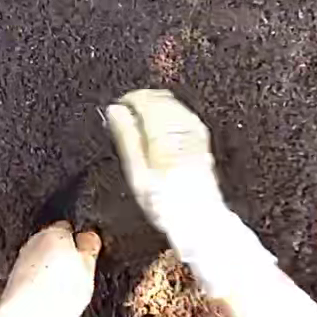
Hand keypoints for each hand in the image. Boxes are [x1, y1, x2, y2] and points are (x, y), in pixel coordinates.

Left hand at [0, 222, 100, 316]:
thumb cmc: (56, 295)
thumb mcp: (88, 271)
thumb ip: (89, 250)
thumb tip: (90, 238)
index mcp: (55, 233)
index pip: (70, 229)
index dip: (80, 244)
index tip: (86, 258)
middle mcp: (34, 242)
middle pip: (54, 244)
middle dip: (64, 257)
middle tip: (76, 278)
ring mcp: (22, 260)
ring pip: (42, 260)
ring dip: (51, 271)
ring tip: (62, 294)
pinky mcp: (14, 279)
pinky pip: (33, 277)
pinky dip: (39, 285)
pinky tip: (48, 301)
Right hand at [103, 88, 236, 244]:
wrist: (197, 217)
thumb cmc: (164, 201)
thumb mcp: (135, 172)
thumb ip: (126, 137)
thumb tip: (115, 112)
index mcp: (161, 133)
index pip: (145, 101)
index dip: (129, 99)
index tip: (119, 105)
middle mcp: (180, 129)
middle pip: (161, 100)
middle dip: (143, 99)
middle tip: (129, 108)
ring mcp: (193, 134)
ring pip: (175, 105)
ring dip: (158, 104)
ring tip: (145, 114)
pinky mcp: (201, 141)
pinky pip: (186, 116)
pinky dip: (173, 113)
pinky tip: (166, 122)